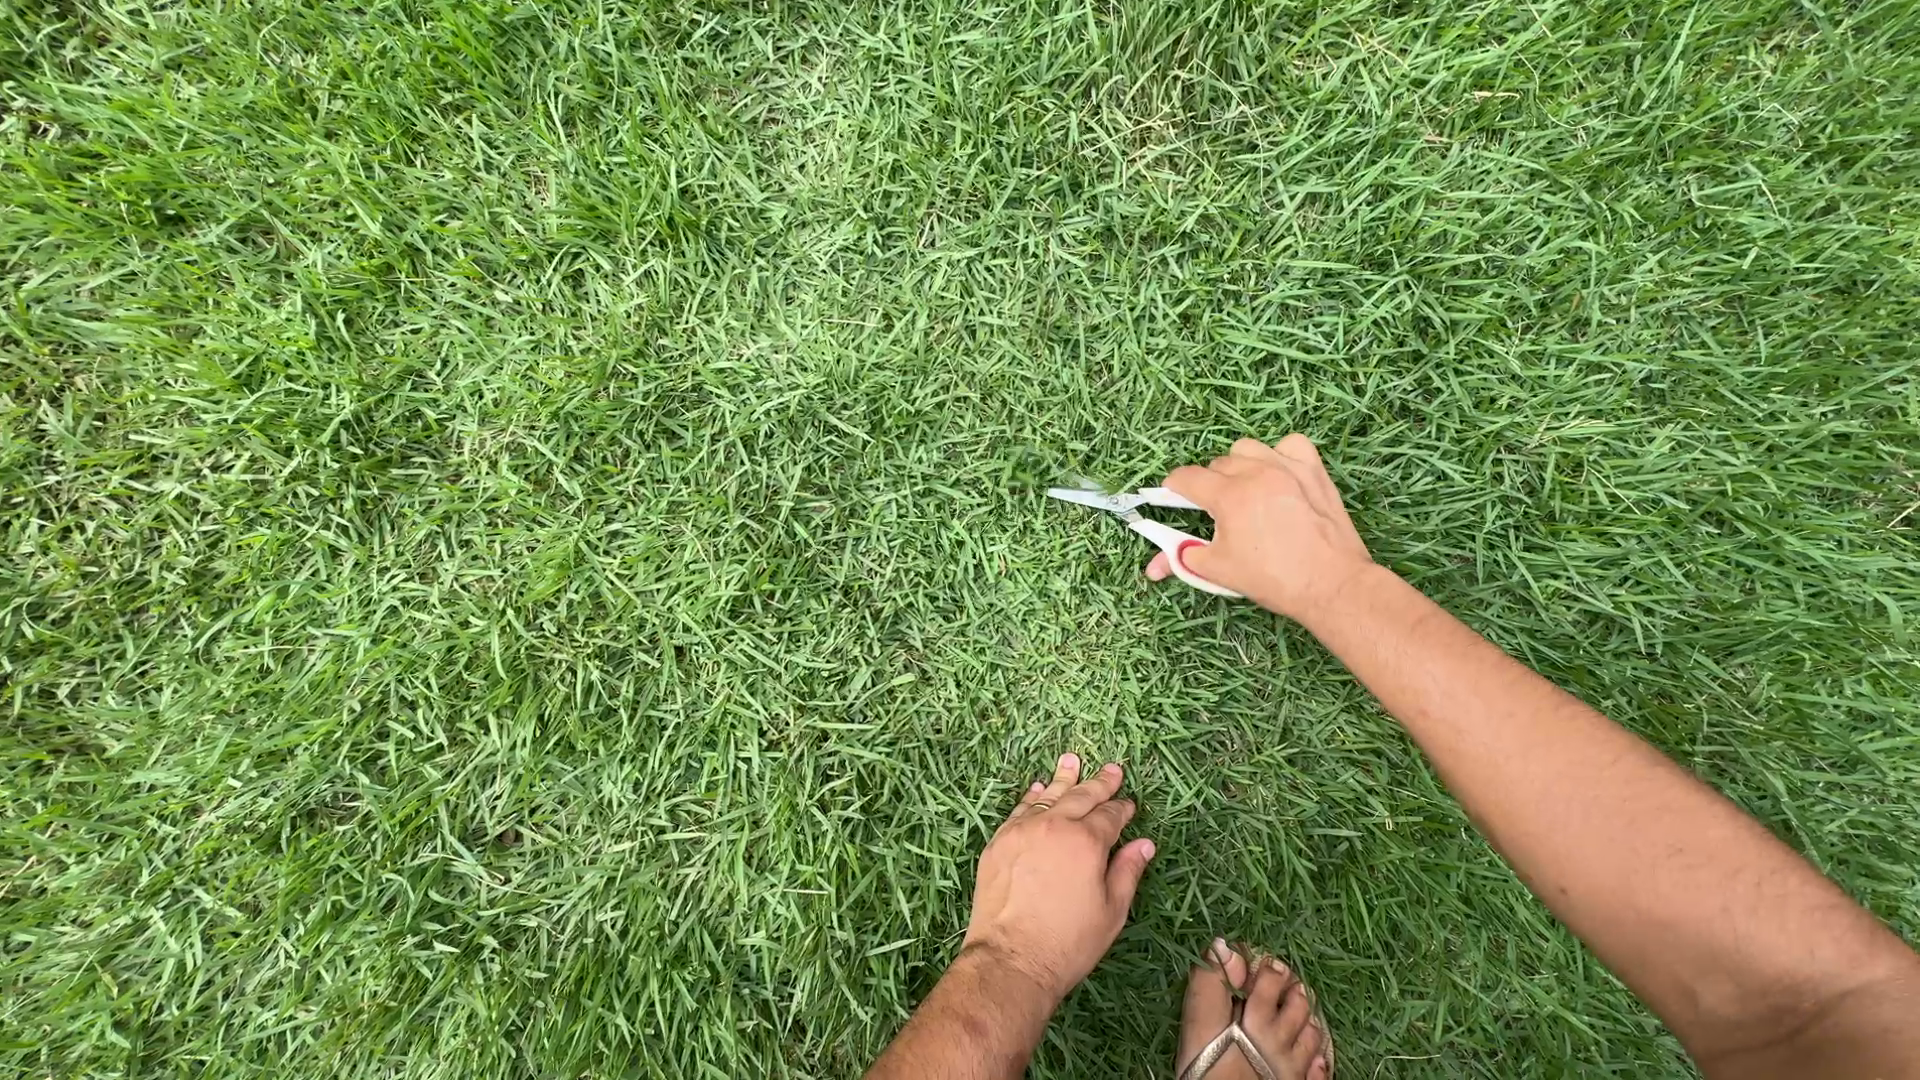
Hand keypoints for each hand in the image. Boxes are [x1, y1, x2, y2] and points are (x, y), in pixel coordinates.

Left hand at [961, 753, 1156, 1002]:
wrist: (1010, 958)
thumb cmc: (1069, 942)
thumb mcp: (1111, 911)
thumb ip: (1127, 872)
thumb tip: (1144, 844)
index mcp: (1087, 841)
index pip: (1110, 816)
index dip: (1122, 809)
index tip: (1129, 804)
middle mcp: (1055, 826)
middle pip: (1081, 797)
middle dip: (1099, 783)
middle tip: (1112, 769)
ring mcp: (1023, 830)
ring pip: (1048, 796)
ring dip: (1063, 779)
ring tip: (1071, 760)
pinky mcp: (999, 841)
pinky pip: (1020, 809)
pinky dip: (1032, 797)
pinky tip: (1038, 789)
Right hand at [1147, 434, 1373, 620]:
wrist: (1331, 584)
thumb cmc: (1272, 579)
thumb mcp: (1217, 570)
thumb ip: (1180, 559)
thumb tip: (1153, 568)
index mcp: (1229, 496)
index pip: (1186, 478)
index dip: (1172, 488)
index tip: (1171, 497)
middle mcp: (1256, 473)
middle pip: (1216, 464)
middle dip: (1208, 484)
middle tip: (1214, 511)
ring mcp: (1288, 468)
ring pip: (1247, 449)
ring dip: (1238, 466)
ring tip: (1243, 490)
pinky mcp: (1314, 471)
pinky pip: (1290, 445)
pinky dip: (1279, 455)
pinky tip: (1277, 476)